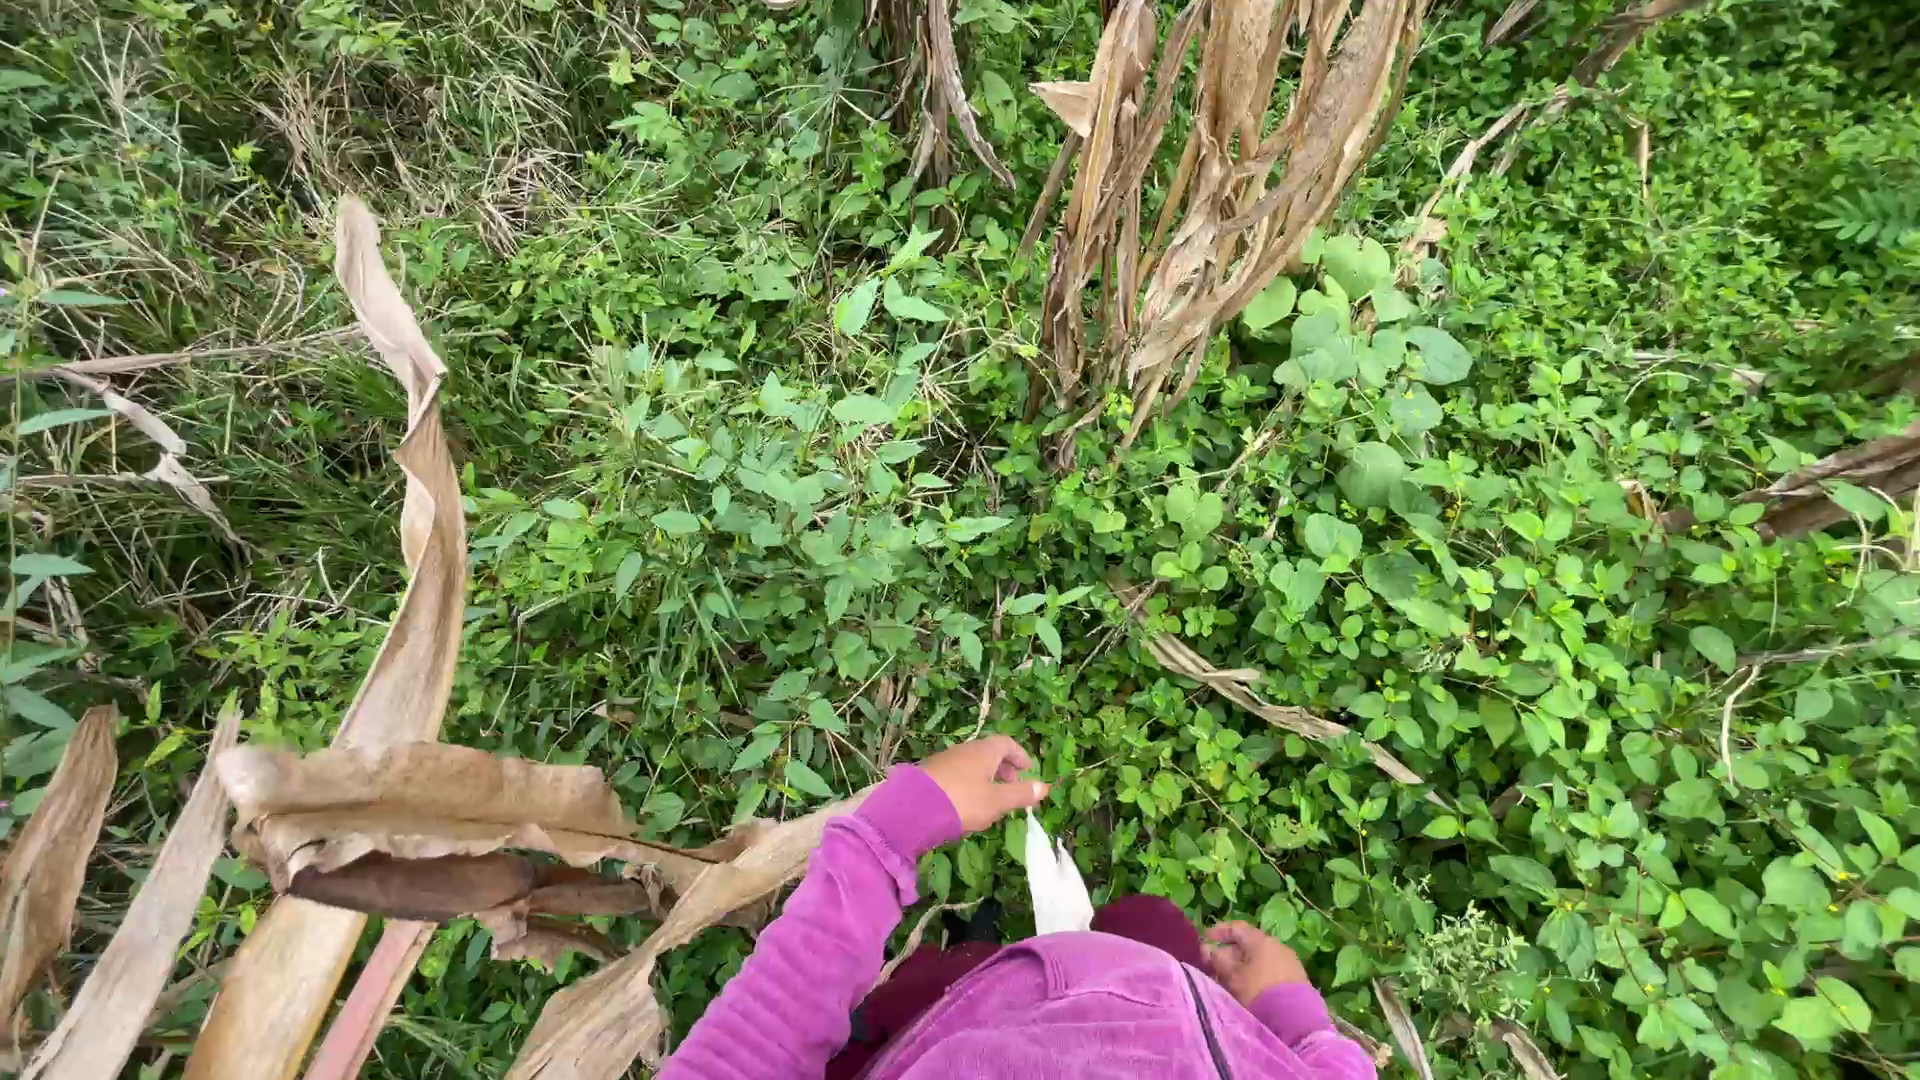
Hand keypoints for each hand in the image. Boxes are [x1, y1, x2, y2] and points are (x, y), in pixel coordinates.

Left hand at [917, 736, 1049, 833]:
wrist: (913, 808)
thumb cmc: (963, 801)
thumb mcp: (996, 801)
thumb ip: (1020, 794)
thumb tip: (1044, 786)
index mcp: (984, 751)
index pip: (1006, 743)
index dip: (1019, 755)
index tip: (1027, 769)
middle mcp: (965, 749)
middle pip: (989, 752)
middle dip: (1004, 767)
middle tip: (1013, 784)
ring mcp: (946, 760)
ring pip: (973, 763)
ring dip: (986, 776)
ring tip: (992, 798)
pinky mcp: (931, 773)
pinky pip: (958, 773)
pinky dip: (970, 782)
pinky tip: (968, 803)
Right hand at [1203, 921, 1309, 1006]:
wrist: (1297, 1021)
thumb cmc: (1259, 992)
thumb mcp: (1233, 976)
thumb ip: (1218, 959)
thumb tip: (1207, 949)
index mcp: (1260, 939)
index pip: (1236, 927)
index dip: (1219, 931)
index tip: (1206, 938)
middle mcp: (1276, 945)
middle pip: (1248, 944)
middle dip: (1230, 953)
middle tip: (1215, 965)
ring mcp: (1289, 962)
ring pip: (1260, 959)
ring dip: (1244, 966)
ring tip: (1231, 980)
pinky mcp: (1297, 979)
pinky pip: (1271, 970)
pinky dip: (1257, 974)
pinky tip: (1250, 988)